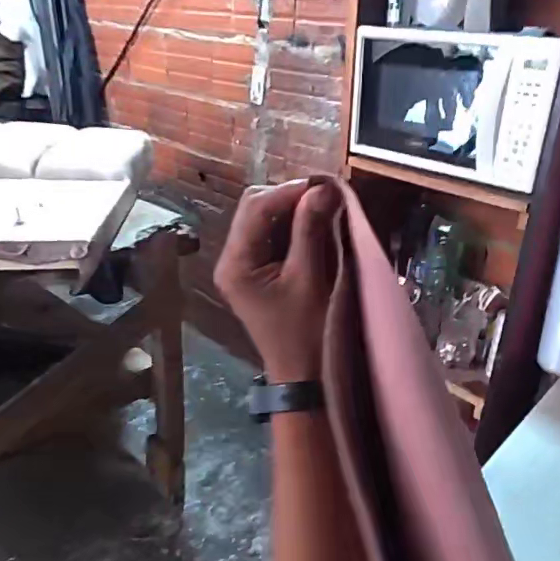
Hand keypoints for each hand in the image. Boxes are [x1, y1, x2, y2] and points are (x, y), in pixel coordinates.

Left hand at [214, 178, 340, 382]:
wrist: (305, 376)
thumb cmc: (306, 334)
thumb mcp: (310, 280)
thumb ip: (312, 231)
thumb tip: (324, 188)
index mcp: (235, 264)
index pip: (256, 209)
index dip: (290, 191)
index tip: (324, 185)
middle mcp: (232, 259)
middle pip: (256, 209)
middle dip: (291, 198)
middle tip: (327, 196)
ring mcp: (245, 265)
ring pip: (266, 220)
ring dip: (295, 211)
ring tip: (326, 206)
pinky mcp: (260, 271)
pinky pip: (275, 236)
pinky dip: (296, 227)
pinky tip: (317, 224)